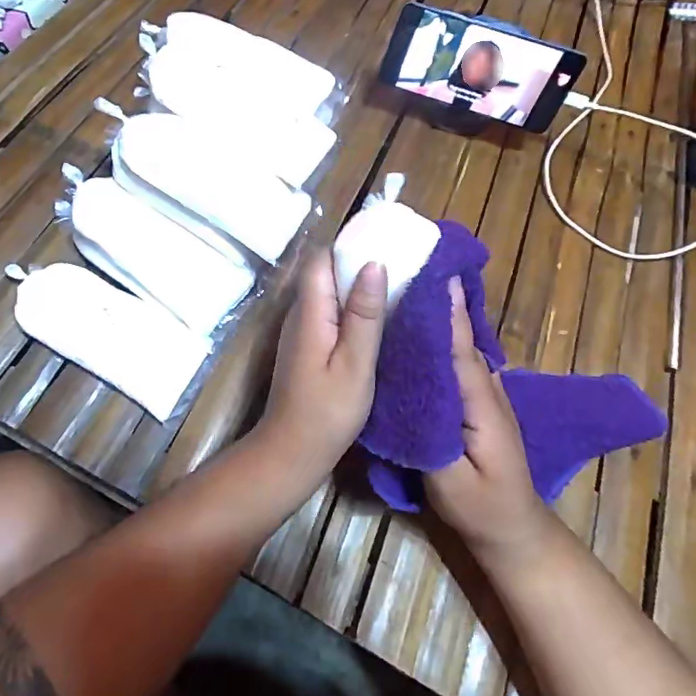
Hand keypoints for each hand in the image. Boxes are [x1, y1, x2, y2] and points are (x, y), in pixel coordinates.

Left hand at [255, 250, 387, 469]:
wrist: (291, 453)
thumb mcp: (355, 364)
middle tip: (404, 264)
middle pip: (326, 271)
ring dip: (359, 286)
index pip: (322, 257)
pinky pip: (331, 312)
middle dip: (360, 262)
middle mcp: (300, 312)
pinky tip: (380, 318)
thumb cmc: (327, 412)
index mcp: (310, 311)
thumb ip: (364, 314)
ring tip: (400, 286)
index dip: (351, 245)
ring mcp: (302, 329)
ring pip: (330, 291)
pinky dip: (353, 308)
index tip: (387, 242)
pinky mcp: (308, 345)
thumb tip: (375, 263)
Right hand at [424, 277, 550, 560]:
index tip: (436, 274)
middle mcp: (487, 390)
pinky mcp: (477, 402)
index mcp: (482, 404)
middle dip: (441, 304)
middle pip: (462, 340)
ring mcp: (485, 395)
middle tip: (414, 269)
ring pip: (461, 349)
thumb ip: (431, 439)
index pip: (461, 351)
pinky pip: (458, 363)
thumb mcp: (451, 483)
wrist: (514, 529)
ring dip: (442, 318)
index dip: (448, 314)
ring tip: (415, 288)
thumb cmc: (481, 508)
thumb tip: (409, 396)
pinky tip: (422, 332)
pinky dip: (443, 341)